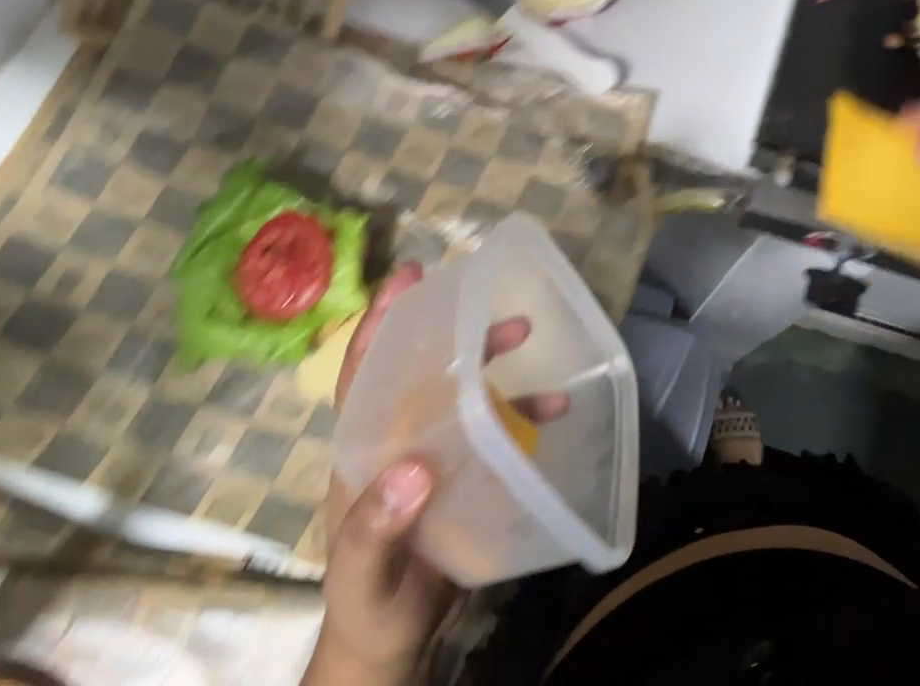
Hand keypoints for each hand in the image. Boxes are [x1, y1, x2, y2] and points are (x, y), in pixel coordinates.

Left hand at [311, 265, 570, 683]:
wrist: (395, 638)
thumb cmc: (369, 601)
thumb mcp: (363, 571)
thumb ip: (377, 525)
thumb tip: (415, 468)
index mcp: (362, 448)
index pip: (364, 375)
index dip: (380, 325)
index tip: (406, 281)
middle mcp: (397, 437)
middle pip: (419, 370)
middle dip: (448, 330)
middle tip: (481, 297)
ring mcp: (434, 452)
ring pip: (461, 390)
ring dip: (490, 359)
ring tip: (524, 331)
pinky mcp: (467, 471)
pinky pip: (498, 430)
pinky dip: (525, 412)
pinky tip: (557, 406)